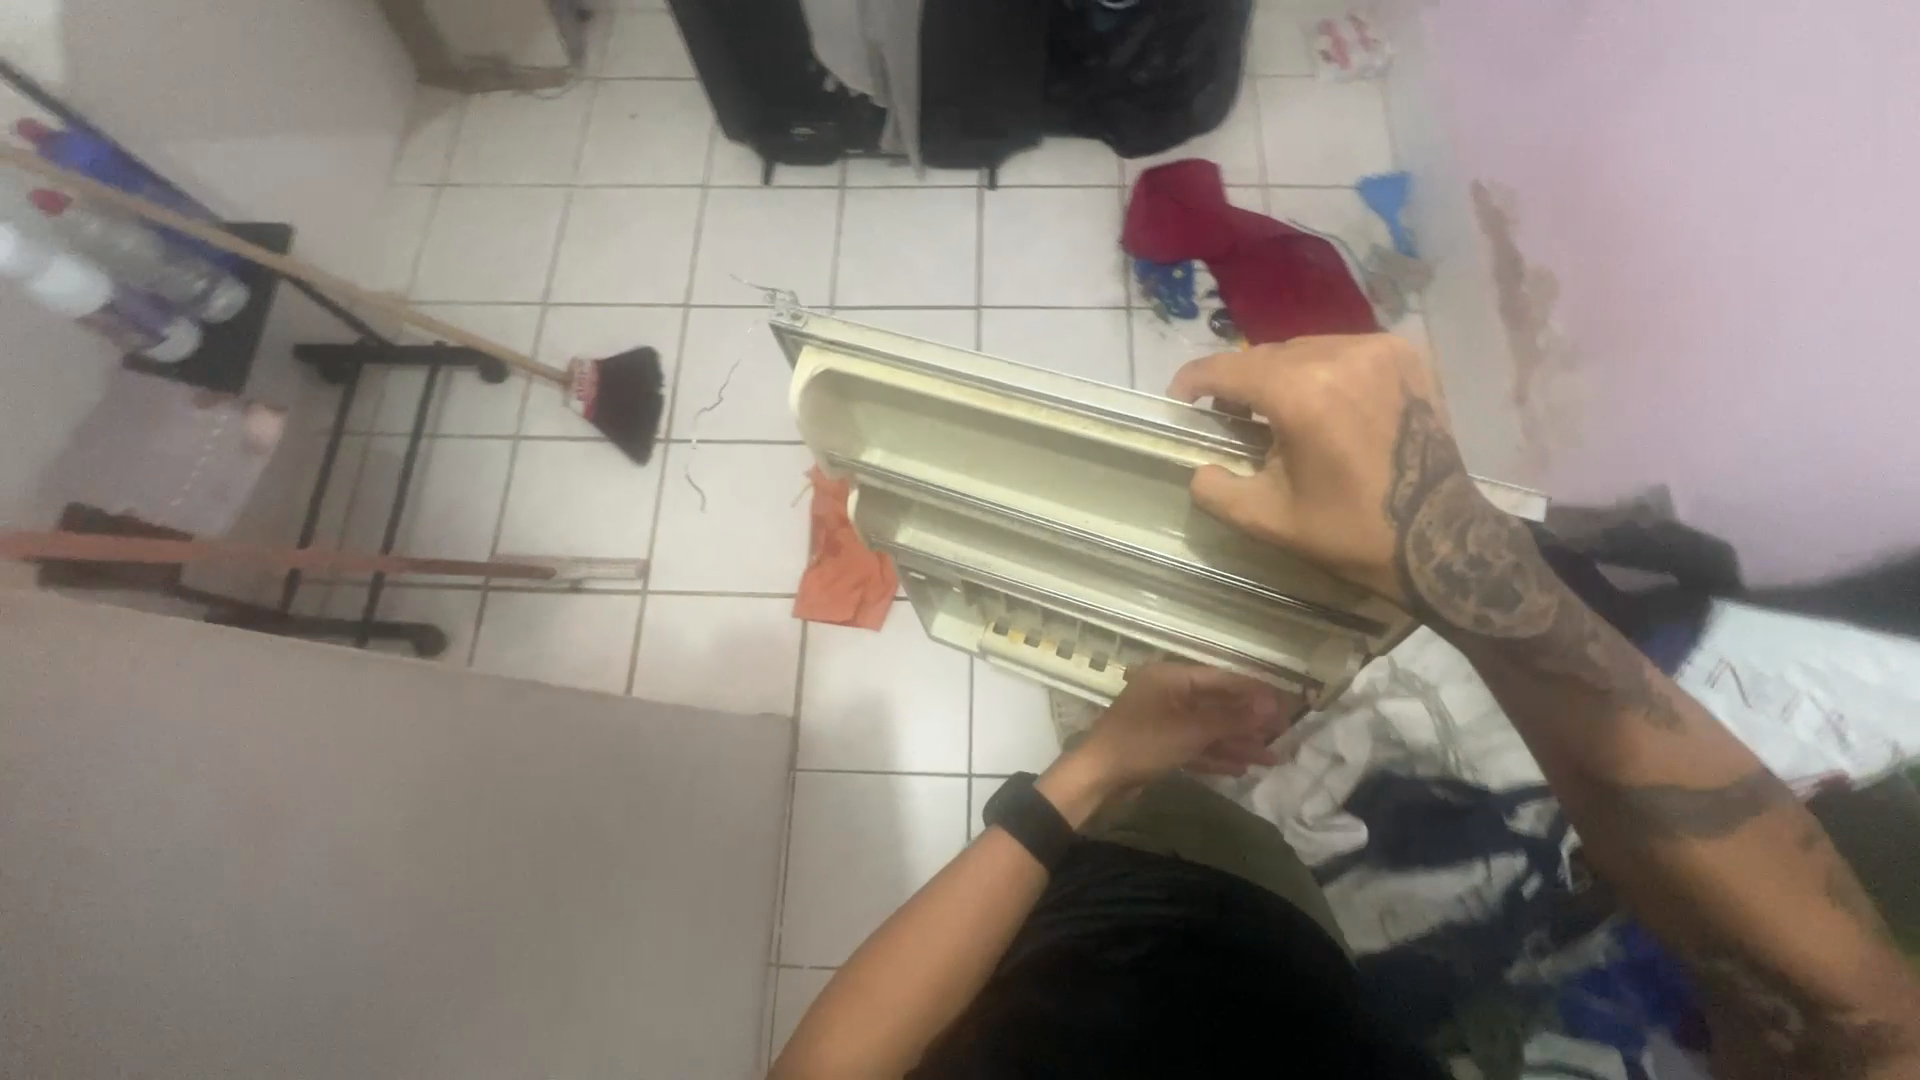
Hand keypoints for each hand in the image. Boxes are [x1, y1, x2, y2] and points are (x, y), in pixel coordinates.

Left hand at [1072, 662, 1297, 791]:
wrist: (1098, 778)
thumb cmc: (1143, 743)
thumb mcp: (1191, 730)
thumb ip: (1231, 717)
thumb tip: (1271, 705)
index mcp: (1170, 678)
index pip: (1221, 679)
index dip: (1254, 691)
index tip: (1285, 704)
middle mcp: (1167, 694)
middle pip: (1216, 704)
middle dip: (1249, 721)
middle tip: (1284, 734)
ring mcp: (1162, 721)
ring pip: (1207, 729)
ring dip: (1238, 742)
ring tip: (1273, 758)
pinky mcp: (1159, 747)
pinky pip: (1194, 746)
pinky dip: (1216, 755)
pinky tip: (1243, 767)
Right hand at [1167, 334, 1464, 605]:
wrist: (1437, 536)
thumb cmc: (1348, 531)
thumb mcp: (1265, 519)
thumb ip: (1214, 488)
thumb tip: (1199, 465)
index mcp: (1303, 394)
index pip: (1228, 369)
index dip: (1193, 381)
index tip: (1179, 401)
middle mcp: (1341, 356)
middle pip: (1264, 355)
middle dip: (1237, 383)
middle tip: (1227, 418)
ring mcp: (1379, 351)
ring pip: (1301, 349)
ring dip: (1277, 375)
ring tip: (1274, 412)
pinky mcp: (1405, 356)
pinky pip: (1341, 350)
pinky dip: (1318, 370)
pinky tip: (1319, 402)